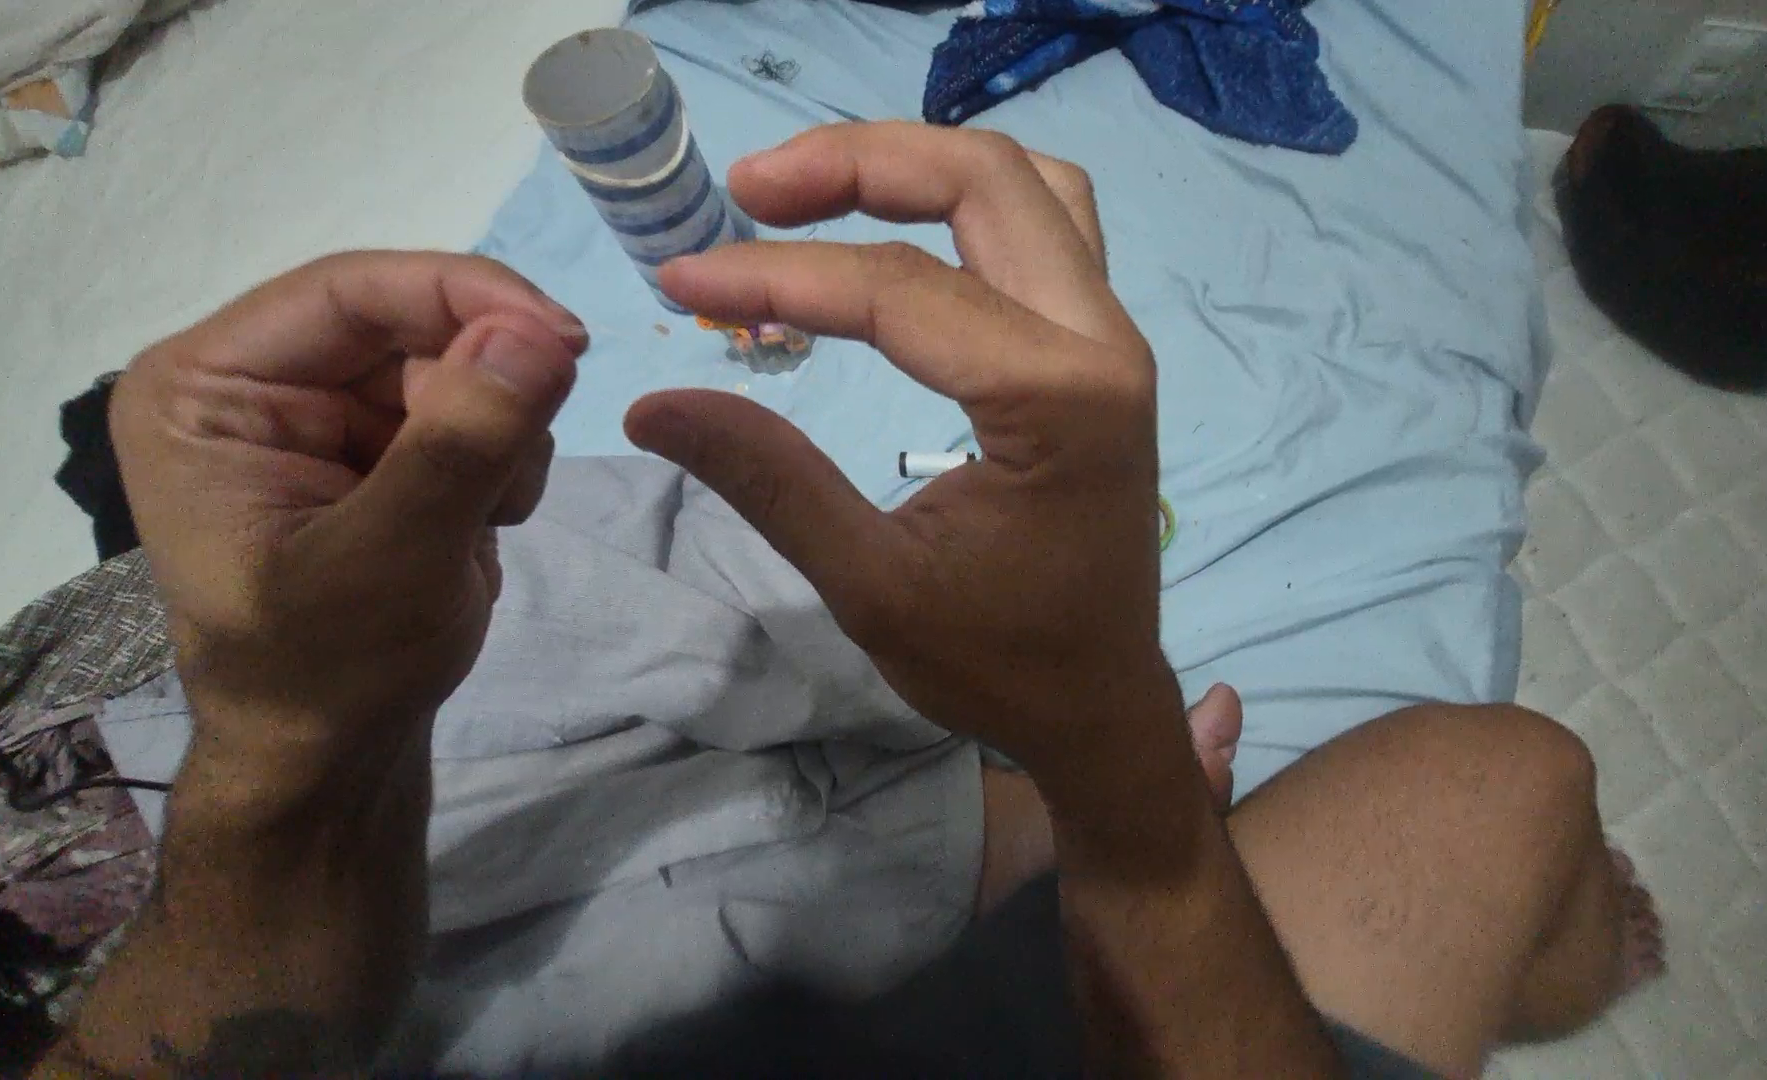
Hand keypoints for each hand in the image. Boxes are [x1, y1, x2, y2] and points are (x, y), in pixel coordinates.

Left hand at [110, 252, 584, 811]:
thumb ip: (463, 442)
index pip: (350, 293)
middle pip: (421, 330)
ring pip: (470, 372)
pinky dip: (512, 464)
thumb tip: (543, 336)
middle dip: (492, 396)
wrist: (345, 743)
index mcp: (216, 389)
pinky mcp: (401, 453)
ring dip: (507, 440)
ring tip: (487, 519)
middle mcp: (274, 386)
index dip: (466, 296)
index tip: (569, 339)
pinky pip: (488, 416)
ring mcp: (342, 420)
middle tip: (513, 477)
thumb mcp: (396, 555)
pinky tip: (488, 522)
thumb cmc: (336, 664)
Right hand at [626, 123, 1179, 786]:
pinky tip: (906, 230)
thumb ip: (770, 480)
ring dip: (919, 169)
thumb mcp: (873, 585)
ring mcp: (1113, 343)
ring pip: (1027, 189)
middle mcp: (1103, 343)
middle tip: (752, 189)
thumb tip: (653, 403)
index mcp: (1057, 399)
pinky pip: (1046, 235)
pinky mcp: (1102, 359)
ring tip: (817, 193)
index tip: (684, 282)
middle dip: (857, 163)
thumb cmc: (999, 663)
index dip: (779, 276)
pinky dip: (969, 208)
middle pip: (985, 181)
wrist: (1097, 703)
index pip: (901, 290)